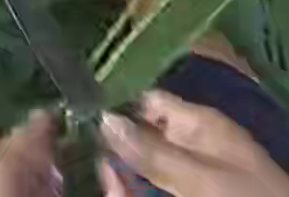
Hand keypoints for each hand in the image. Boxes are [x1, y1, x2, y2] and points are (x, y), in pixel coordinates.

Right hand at [99, 91, 288, 196]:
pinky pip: (162, 190)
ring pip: (150, 171)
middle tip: (98, 171)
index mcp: (201, 124)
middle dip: (118, 154)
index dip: (117, 108)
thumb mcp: (204, 182)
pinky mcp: (199, 195)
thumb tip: (102, 117)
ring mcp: (199, 179)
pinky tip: (122, 194)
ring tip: (113, 189)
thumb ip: (152, 152)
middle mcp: (195, 145)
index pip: (146, 101)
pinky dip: (141, 193)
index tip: (84, 120)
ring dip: (128, 181)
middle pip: (143, 139)